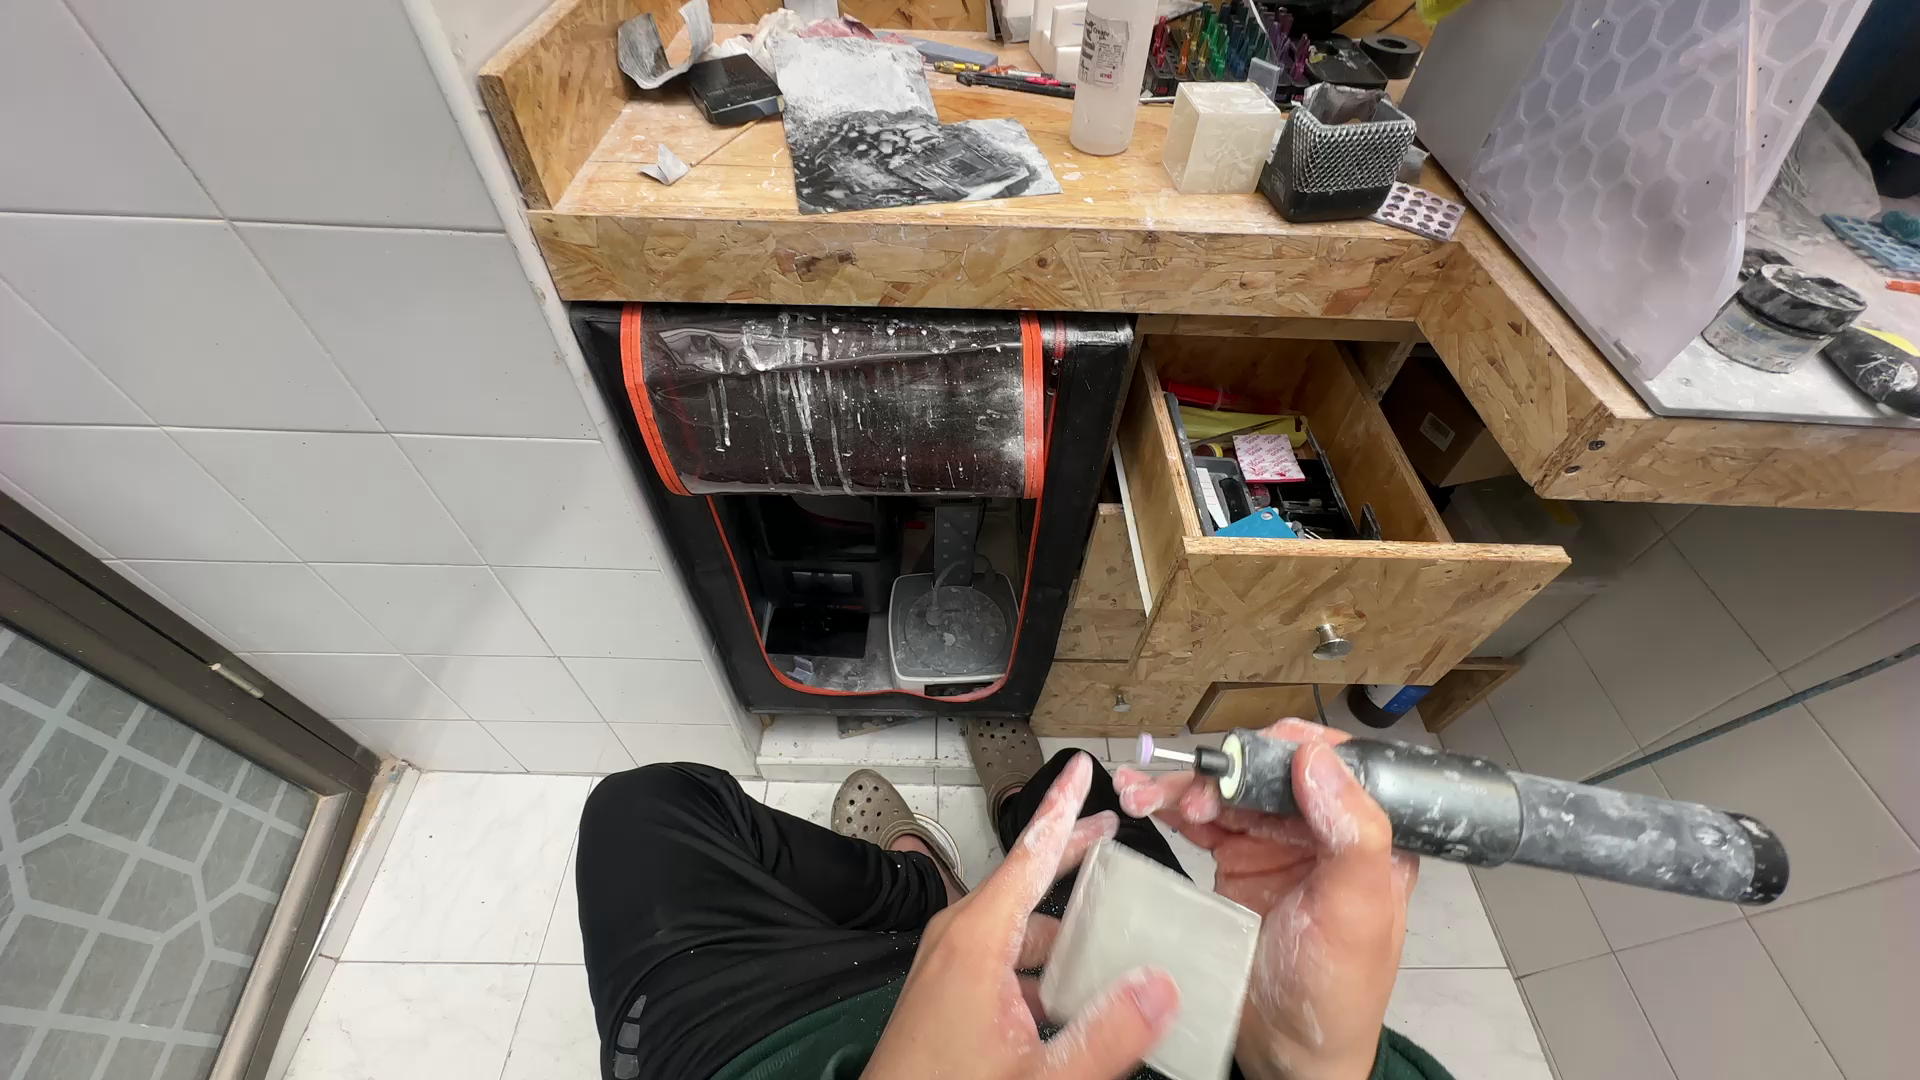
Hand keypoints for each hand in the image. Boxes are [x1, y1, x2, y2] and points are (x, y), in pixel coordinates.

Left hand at [864, 753, 1181, 1079]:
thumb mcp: (1042, 1074)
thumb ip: (1106, 1032)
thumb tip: (1159, 988)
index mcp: (976, 935)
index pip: (1031, 852)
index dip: (1061, 805)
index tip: (1079, 768)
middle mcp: (959, 933)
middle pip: (1026, 878)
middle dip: (1070, 850)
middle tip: (1109, 827)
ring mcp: (951, 960)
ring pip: (1018, 924)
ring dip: (1060, 923)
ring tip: (1107, 927)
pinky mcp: (949, 986)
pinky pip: (1003, 955)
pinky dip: (1039, 961)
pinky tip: (1070, 990)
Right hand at [1113, 719, 1416, 1079]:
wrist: (1284, 1049)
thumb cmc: (1335, 991)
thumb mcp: (1355, 914)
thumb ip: (1351, 834)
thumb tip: (1316, 756)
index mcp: (1362, 833)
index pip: (1332, 763)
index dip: (1287, 747)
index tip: (1246, 757)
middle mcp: (1315, 828)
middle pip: (1262, 771)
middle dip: (1219, 772)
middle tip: (1191, 796)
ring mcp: (1270, 840)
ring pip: (1223, 789)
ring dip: (1179, 785)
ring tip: (1141, 795)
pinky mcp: (1233, 855)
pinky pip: (1196, 817)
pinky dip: (1165, 804)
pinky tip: (1138, 798)